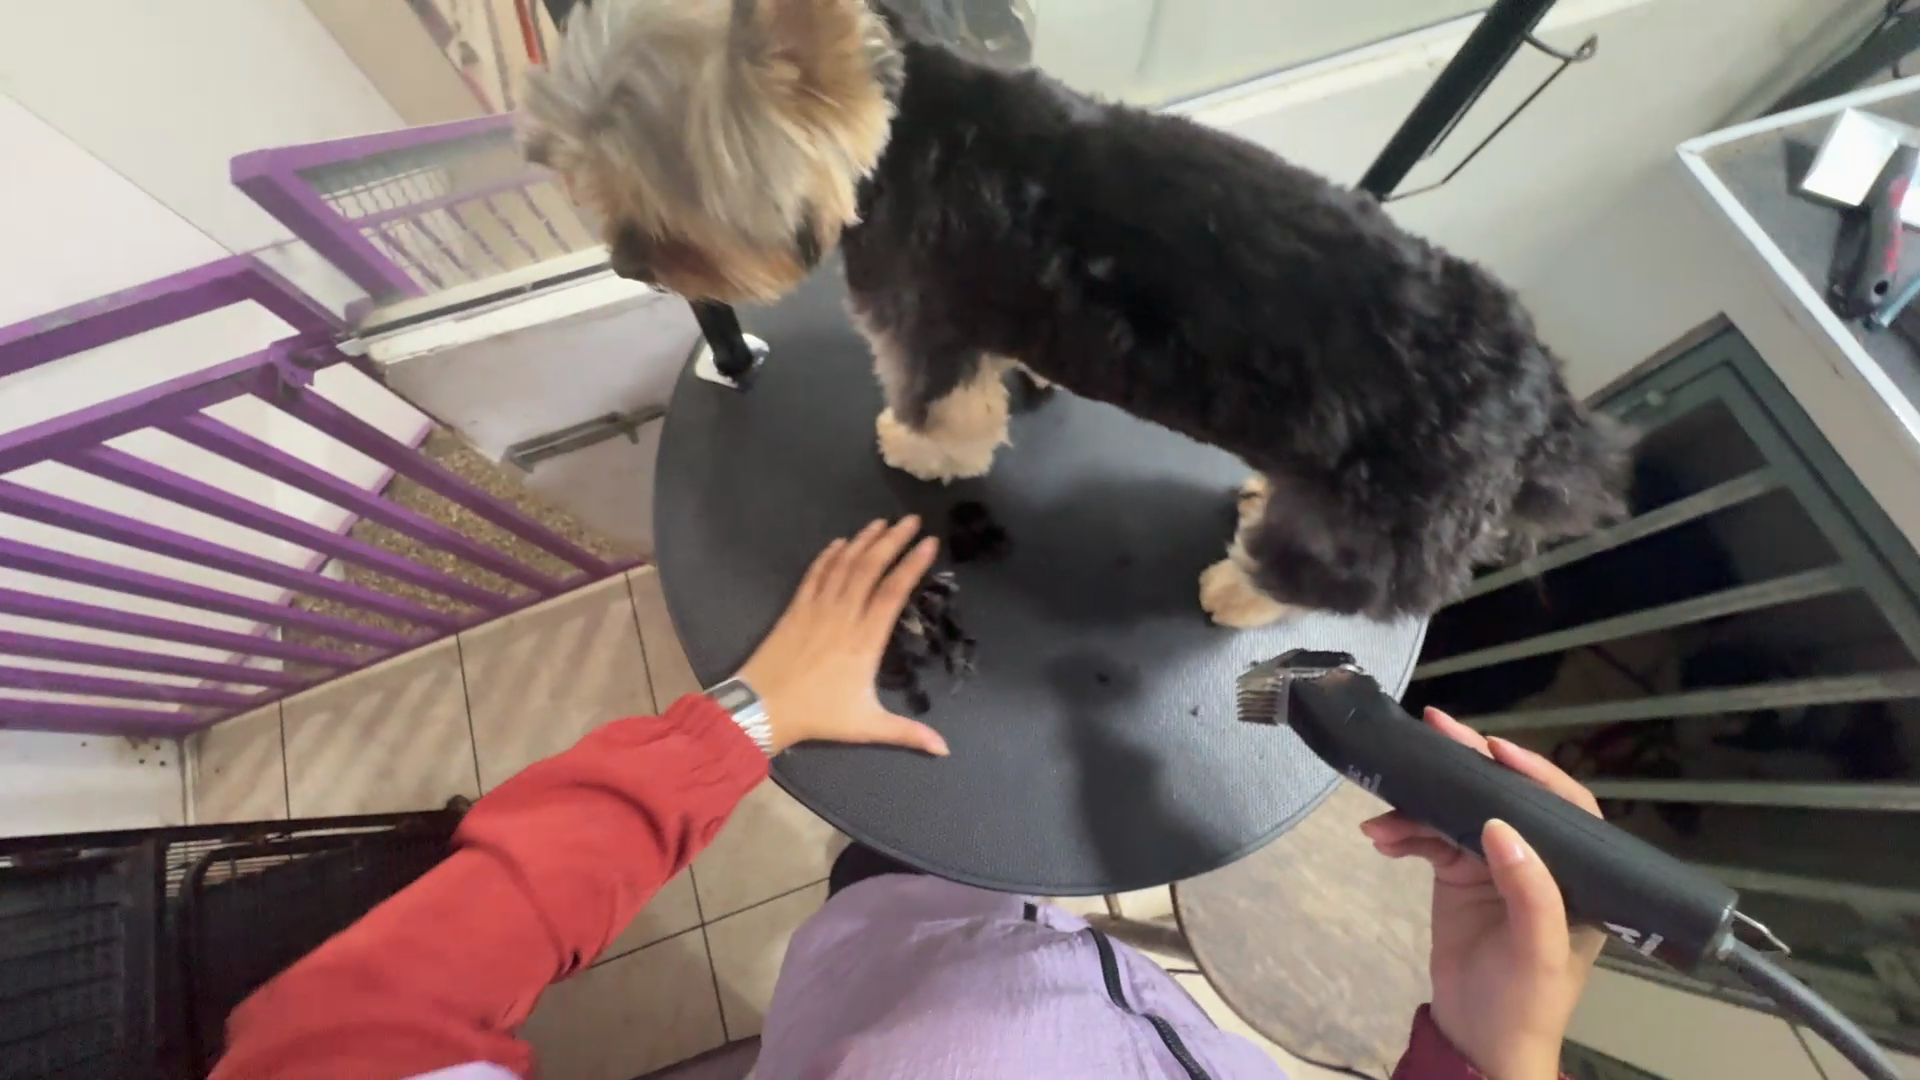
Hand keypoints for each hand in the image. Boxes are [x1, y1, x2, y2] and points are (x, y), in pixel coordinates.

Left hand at [737, 517, 948, 755]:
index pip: (893, 592)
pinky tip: (840, 542)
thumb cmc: (817, 716)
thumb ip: (907, 733)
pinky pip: (815, 574)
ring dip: (864, 541)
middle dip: (893, 540)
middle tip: (911, 520)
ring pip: (844, 565)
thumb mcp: (866, 726)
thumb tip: (945, 750)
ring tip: (882, 523)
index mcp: (865, 639)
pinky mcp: (796, 608)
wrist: (762, 709)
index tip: (929, 542)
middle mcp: (844, 615)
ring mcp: (817, 608)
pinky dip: (829, 555)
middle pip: (871, 568)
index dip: (912, 564)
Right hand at [1360, 708, 1604, 1079]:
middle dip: (1464, 767)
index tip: (1492, 746)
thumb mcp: (1537, 953)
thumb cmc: (1524, 1000)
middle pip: (1501, 799)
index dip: (1534, 772)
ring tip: (1381, 822)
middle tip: (1430, 729)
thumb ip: (1530, 891)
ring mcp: (1491, 865)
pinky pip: (1426, 838)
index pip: (1565, 809)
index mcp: (1574, 877)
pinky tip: (1379, 839)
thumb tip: (1500, 825)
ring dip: (1415, 812)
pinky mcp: (1455, 874)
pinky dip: (1401, 834)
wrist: (1477, 1036)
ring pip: (1453, 815)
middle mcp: (1535, 862)